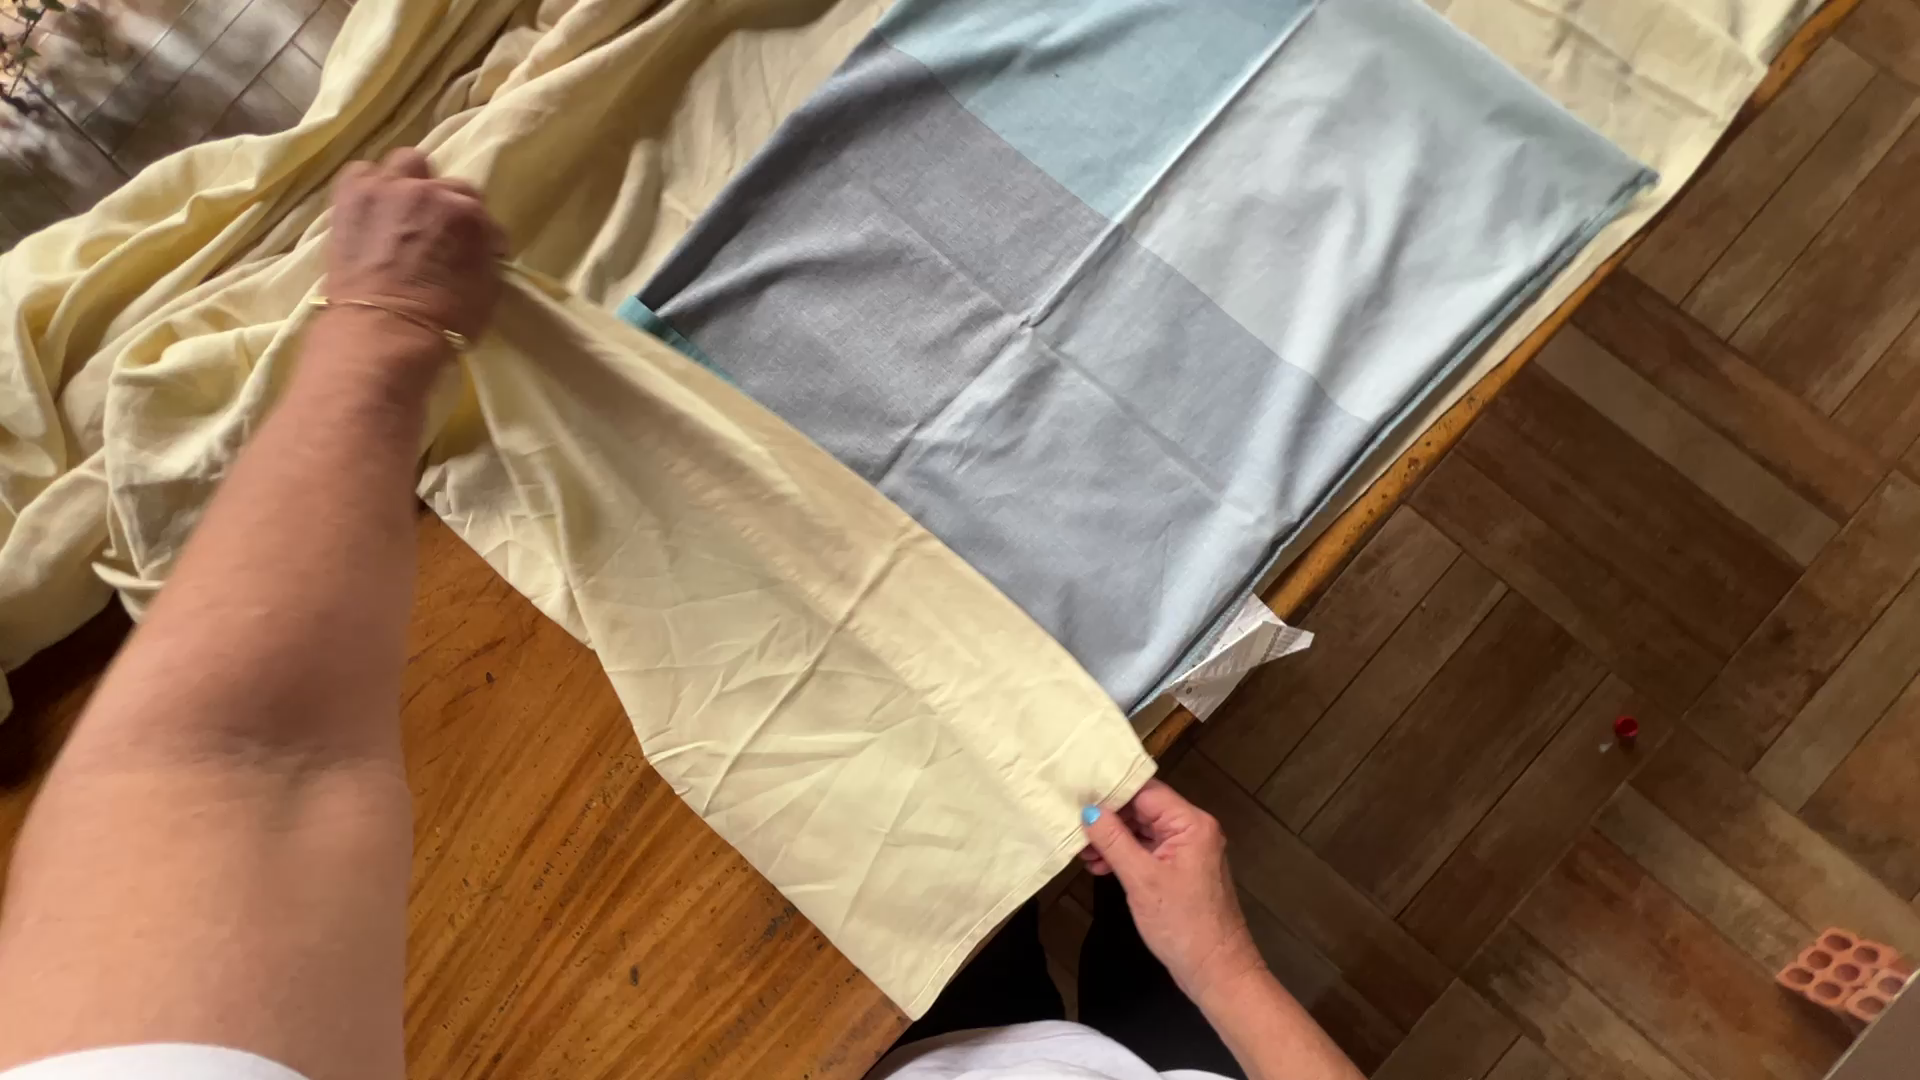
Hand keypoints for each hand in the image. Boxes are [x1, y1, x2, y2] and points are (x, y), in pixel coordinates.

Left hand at [325, 147, 504, 351]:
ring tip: (413, 210)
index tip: (483, 254)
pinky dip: (377, 185)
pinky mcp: (349, 196)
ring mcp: (382, 188)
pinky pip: (365, 171)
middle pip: (450, 184)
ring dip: (416, 183)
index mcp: (464, 213)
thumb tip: (480, 244)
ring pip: (407, 163)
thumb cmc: (447, 315)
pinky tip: (382, 207)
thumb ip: (485, 253)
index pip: (485, 215)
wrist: (384, 328)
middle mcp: (425, 189)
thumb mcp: (488, 287)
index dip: (486, 235)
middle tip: (448, 234)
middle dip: (454, 206)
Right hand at [1080, 779, 1265, 1003]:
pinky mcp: (1180, 869)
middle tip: (1076, 828)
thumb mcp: (1141, 879)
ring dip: (1113, 839)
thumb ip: (1113, 840)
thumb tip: (1088, 811)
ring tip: (1084, 852)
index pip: (1145, 792)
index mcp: (1190, 823)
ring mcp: (1187, 849)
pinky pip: (1148, 849)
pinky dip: (1125, 855)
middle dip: (1109, 819)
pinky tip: (1101, 865)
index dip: (1111, 792)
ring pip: (1142, 829)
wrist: (1217, 974)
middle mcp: (1192, 828)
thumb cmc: (1183, 925)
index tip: (1079, 795)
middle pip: (1143, 808)